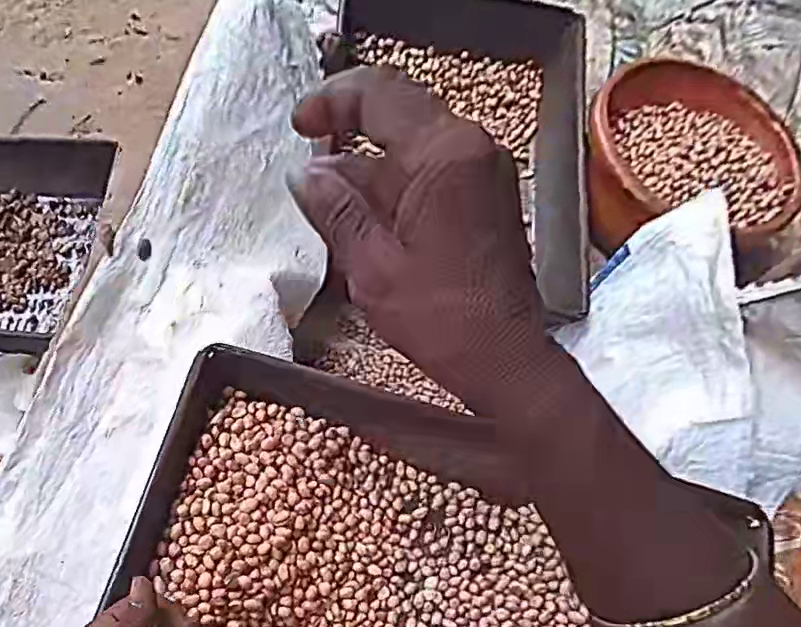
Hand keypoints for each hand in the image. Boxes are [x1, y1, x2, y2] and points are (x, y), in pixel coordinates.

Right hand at [291, 66, 546, 413]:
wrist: (500, 355)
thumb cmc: (442, 320)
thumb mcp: (372, 268)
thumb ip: (337, 212)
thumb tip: (306, 177)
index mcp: (444, 155)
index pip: (380, 96)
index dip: (331, 102)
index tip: (301, 124)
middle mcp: (471, 150)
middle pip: (397, 121)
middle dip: (347, 144)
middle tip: (309, 177)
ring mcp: (482, 175)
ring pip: (411, 154)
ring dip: (367, 176)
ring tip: (328, 213)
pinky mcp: (483, 202)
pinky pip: (430, 179)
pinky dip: (393, 195)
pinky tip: (364, 227)